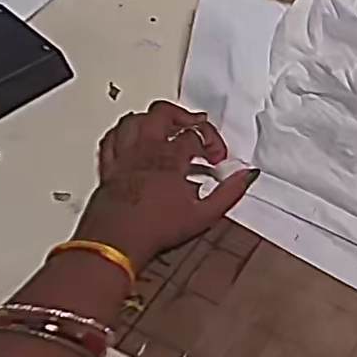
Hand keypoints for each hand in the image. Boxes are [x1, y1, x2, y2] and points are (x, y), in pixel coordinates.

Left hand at [73, 101, 256, 263]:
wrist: (117, 242)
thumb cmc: (156, 228)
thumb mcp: (205, 214)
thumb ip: (230, 192)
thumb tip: (247, 175)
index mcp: (170, 157)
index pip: (196, 134)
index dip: (212, 142)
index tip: (217, 158)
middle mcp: (145, 149)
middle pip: (162, 114)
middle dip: (184, 116)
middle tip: (196, 125)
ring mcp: (124, 155)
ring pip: (135, 119)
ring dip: (153, 119)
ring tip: (166, 125)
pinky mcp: (108, 166)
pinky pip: (113, 137)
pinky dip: (126, 132)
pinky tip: (132, 137)